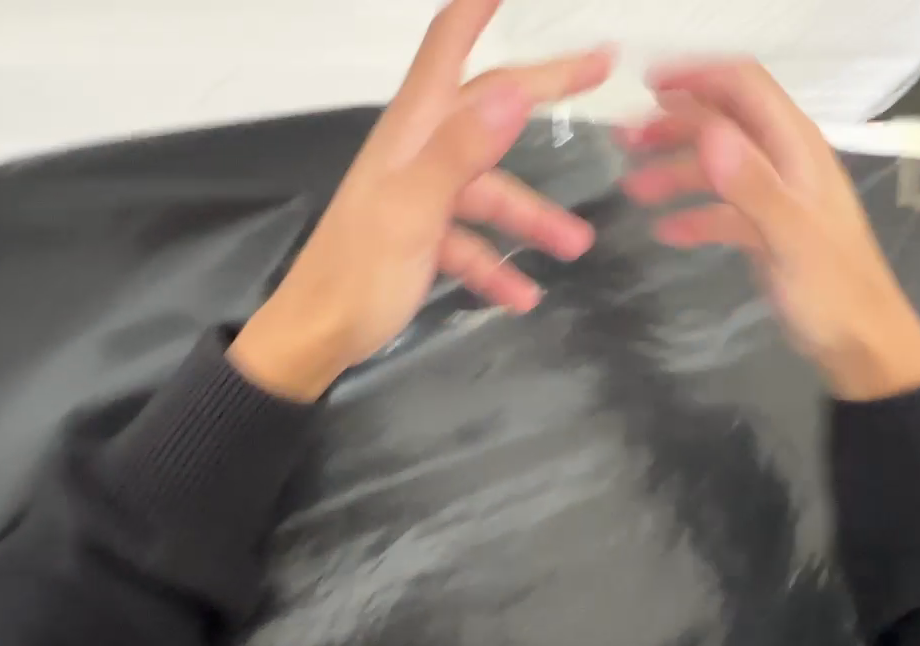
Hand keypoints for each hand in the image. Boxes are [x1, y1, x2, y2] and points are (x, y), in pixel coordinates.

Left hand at [230, 0, 613, 401]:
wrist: (316, 337)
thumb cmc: (358, 275)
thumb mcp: (412, 212)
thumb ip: (460, 152)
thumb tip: (513, 92)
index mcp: (412, 133)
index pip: (448, 47)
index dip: (479, 6)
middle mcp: (419, 155)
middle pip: (488, 111)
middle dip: (545, 90)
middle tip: (602, 68)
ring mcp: (421, 200)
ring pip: (490, 195)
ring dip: (532, 220)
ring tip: (578, 245)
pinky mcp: (421, 241)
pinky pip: (470, 246)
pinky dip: (497, 268)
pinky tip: (522, 298)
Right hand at [618, 60, 919, 400]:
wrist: (860, 342)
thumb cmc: (831, 292)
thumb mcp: (791, 237)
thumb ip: (752, 185)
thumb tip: (709, 133)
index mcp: (797, 151)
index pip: (745, 90)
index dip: (699, 79)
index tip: (648, 88)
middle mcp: (785, 165)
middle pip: (725, 126)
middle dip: (675, 126)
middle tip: (624, 141)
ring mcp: (776, 200)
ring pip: (718, 171)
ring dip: (676, 174)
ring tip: (633, 189)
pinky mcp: (768, 234)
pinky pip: (724, 214)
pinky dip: (693, 218)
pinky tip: (665, 232)